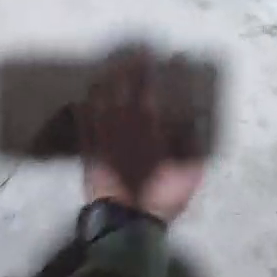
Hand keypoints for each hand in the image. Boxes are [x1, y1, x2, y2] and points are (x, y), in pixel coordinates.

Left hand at [77, 47, 206, 222]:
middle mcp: (125, 127)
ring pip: (103, 103)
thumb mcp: (189, 173)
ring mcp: (105, 139)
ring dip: (106, 84)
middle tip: (132, 52)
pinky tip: (81, 99)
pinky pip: (84, 127)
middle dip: (128, 70)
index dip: (150, 73)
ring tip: (107, 69)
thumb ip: (192, 145)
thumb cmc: (162, 197)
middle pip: (124, 91)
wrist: (129, 223)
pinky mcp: (90, 153)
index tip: (153, 56)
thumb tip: (194, 120)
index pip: (149, 92)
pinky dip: (83, 111)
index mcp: (150, 128)